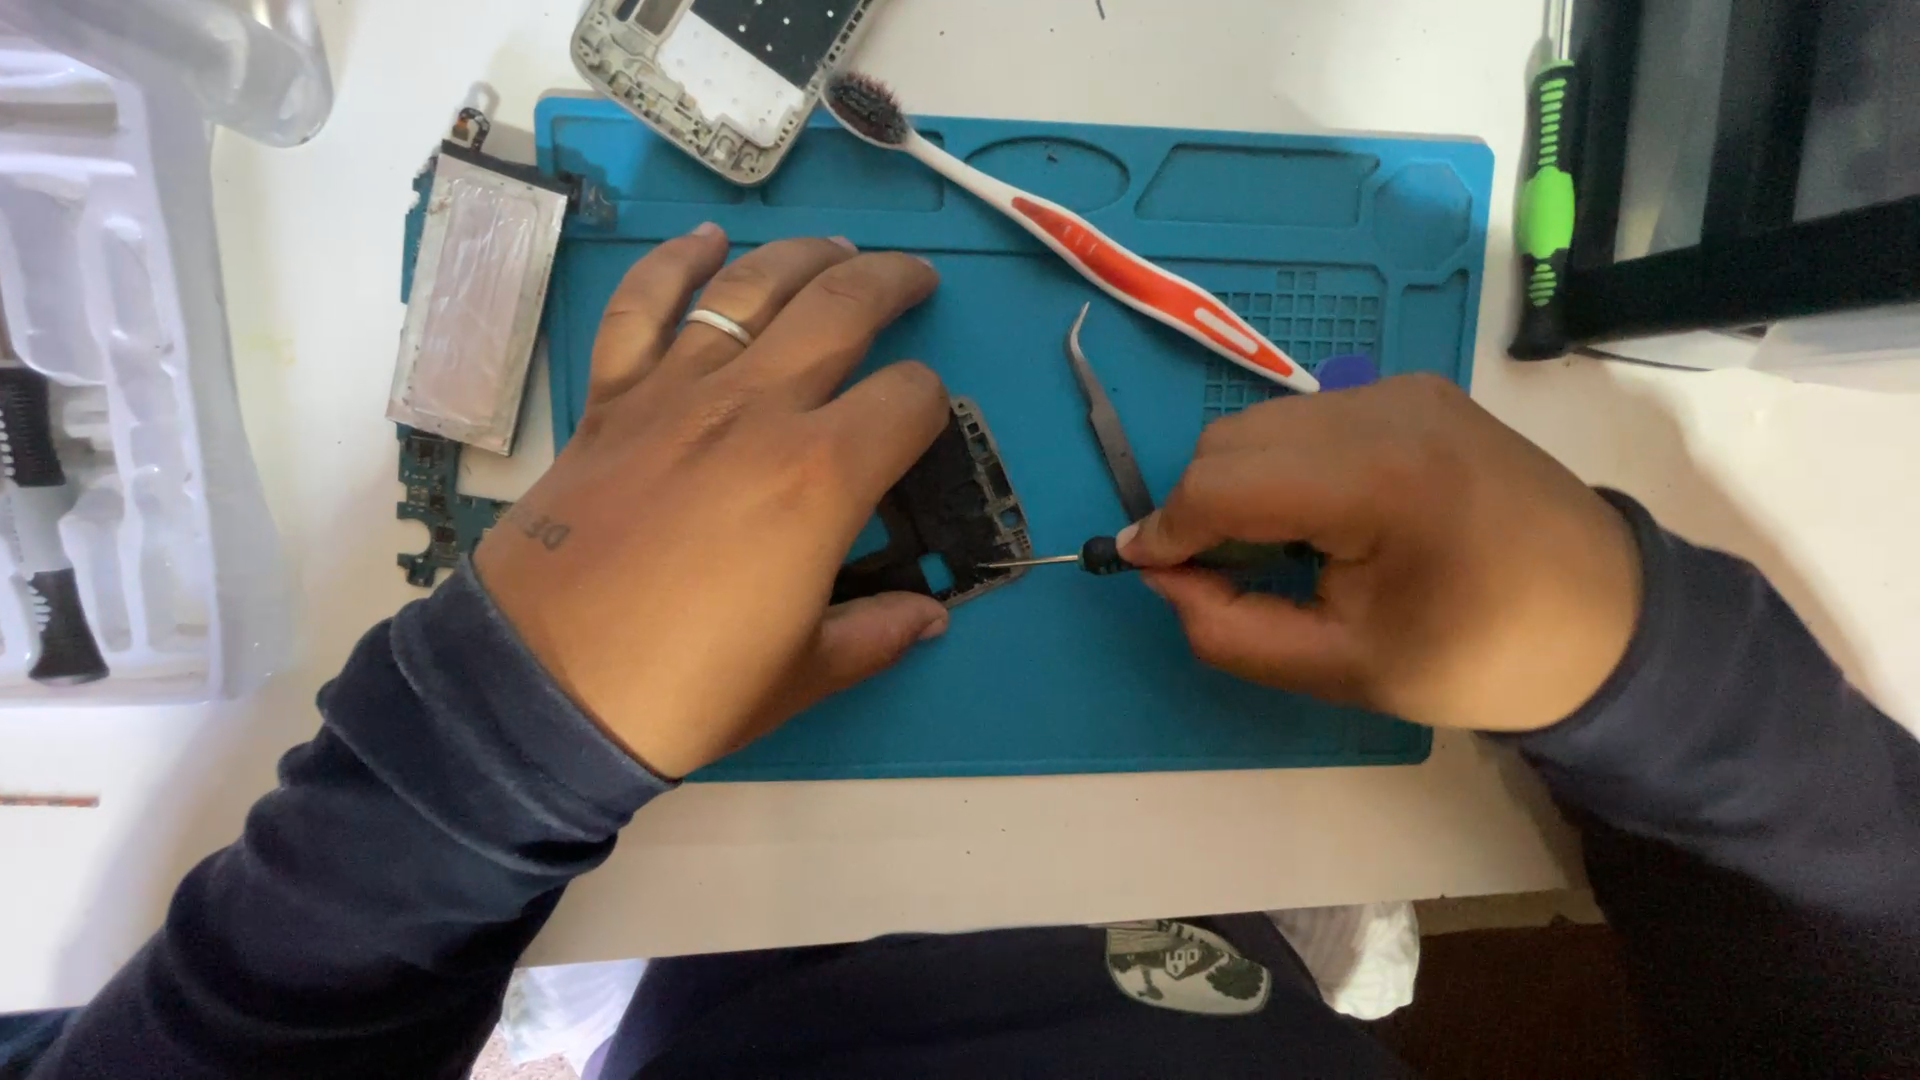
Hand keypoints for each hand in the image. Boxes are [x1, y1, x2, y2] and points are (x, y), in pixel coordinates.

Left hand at [475, 227, 950, 777]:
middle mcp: (755, 410)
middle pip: (841, 308)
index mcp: (820, 477)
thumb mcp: (806, 673)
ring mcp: (675, 395)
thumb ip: (880, 632)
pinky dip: (673, 265)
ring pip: (751, 288)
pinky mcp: (611, 401)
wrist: (540, 694)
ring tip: (837, 251)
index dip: (932, 405)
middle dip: (893, 284)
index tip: (925, 426)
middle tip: (916, 280)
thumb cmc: (688, 689)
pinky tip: (705, 241)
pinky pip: (642, 308)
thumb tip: (931, 617)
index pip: (908, 400)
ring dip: (805, 258)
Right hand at [1120, 375, 1640, 732]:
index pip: (1223, 483)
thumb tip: (1161, 570)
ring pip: (1257, 425)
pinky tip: (1313, 515)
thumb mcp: (1337, 669)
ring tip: (1273, 547)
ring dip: (1233, 485)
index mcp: (1379, 480)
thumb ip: (1225, 627)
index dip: (1167, 528)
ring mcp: (1401, 389)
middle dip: (1197, 507)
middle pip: (1229, 443)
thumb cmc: (1479, 660)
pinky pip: (1299, 421)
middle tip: (1216, 572)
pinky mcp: (1410, 391)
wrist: (1615, 621)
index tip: (1140, 565)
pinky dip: (1275, 466)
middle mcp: (1386, 409)